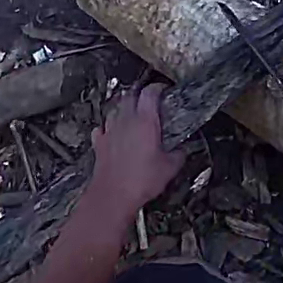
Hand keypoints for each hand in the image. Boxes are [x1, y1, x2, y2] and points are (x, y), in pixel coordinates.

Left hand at [84, 84, 184, 218]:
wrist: (113, 195)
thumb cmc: (142, 180)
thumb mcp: (169, 169)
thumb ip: (178, 156)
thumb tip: (182, 151)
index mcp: (145, 121)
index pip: (150, 93)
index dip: (157, 88)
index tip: (163, 89)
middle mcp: (126, 121)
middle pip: (130, 96)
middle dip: (139, 94)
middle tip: (148, 100)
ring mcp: (110, 130)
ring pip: (114, 110)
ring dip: (123, 109)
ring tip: (131, 115)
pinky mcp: (99, 143)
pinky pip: (101, 128)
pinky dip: (107, 127)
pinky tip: (111, 133)